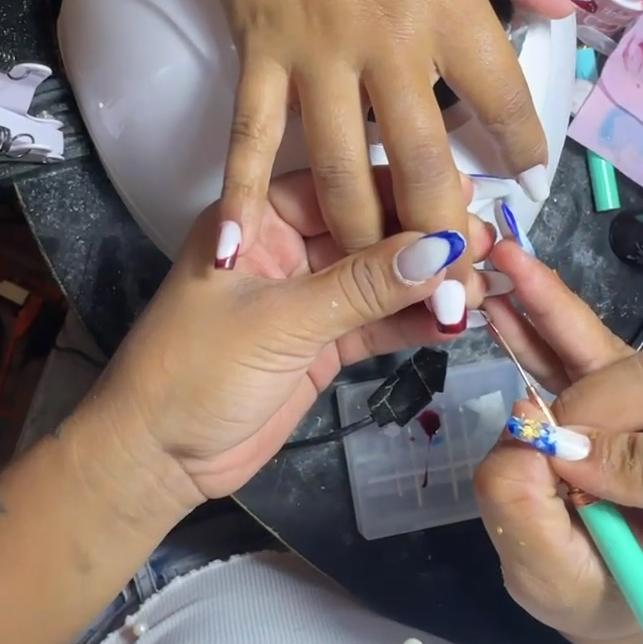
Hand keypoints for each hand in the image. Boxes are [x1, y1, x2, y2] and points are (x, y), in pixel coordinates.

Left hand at [85, 170, 499, 508]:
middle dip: (421, 241)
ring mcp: (303, 298)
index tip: (459, 196)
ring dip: (424, 285)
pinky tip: (454, 322)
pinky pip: (372, 323)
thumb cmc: (196, 371)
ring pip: (375, 280)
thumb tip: (440, 249)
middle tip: (483, 244)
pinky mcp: (318, 343)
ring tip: (482, 285)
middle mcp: (282, 249)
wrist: (159, 458)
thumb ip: (361, 287)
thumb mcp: (279, 321)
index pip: (337, 185)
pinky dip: (409, 323)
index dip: (398, 190)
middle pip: (364, 232)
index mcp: (253, 219)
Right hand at [171, 0, 573, 267]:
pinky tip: (233, 247)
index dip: (522, 142)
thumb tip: (561, 6)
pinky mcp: (257, 56)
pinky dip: (239, 192)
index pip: (498, 91)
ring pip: (339, 164)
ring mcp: (313, 55)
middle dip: (443, 226)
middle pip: (421, 154)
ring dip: (360, 233)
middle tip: (455, 285)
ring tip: (376, 288)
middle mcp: (383, 41)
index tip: (528, 178)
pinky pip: (248, 135)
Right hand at [473, 241, 642, 643]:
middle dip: (589, 399)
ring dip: (558, 314)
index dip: (634, 457)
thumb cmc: (592, 600)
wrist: (607, 593)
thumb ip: (528, 513)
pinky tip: (508, 292)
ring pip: (627, 350)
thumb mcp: (552, 584)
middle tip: (536, 439)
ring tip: (504, 268)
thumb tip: (524, 423)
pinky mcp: (635, 392)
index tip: (567, 475)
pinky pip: (591, 347)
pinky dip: (545, 321)